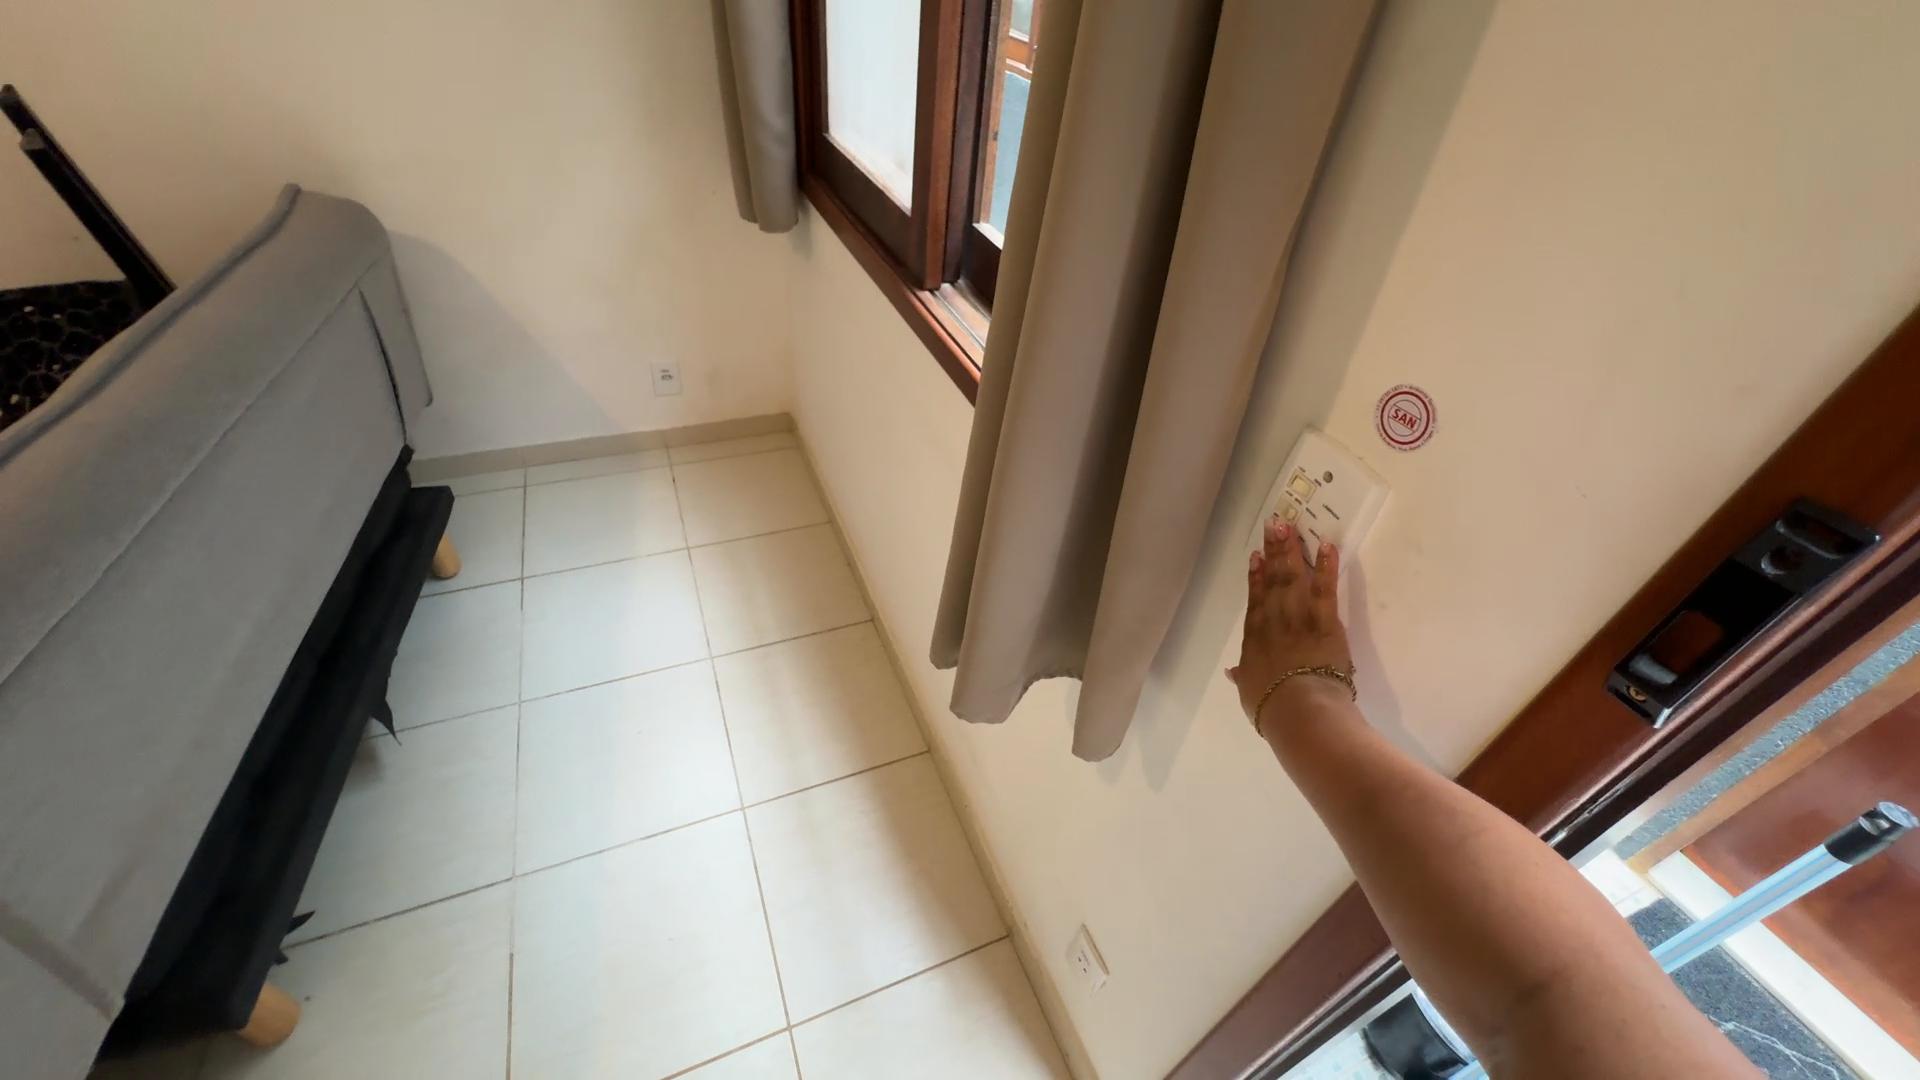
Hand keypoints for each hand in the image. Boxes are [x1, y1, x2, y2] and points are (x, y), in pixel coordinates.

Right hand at [1226, 518, 1353, 726]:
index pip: (1255, 598)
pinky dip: (1327, 567)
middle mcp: (1274, 619)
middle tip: (1274, 524)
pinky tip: (1328, 546)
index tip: (1255, 554)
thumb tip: (1233, 672)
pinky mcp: (1325, 621)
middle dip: (1274, 551)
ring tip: (1291, 527)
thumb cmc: (1270, 704)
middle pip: (1274, 579)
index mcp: (1255, 635)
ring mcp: (1299, 616)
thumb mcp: (1249, 690)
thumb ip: (1243, 676)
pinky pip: (1326, 589)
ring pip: (1295, 577)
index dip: (1255, 575)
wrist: (1298, 708)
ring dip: (1292, 550)